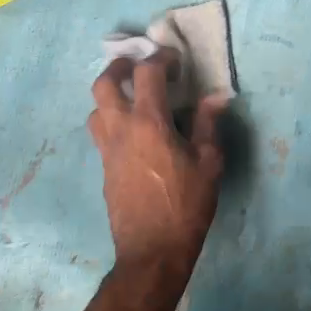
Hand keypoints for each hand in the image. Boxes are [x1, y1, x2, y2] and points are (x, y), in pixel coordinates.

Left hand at [86, 54, 227, 274]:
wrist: (152, 252)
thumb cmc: (185, 206)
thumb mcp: (208, 163)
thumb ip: (207, 124)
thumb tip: (214, 96)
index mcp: (149, 122)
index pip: (146, 72)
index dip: (161, 58)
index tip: (176, 63)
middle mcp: (121, 129)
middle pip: (104, 83)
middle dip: (120, 67)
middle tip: (139, 67)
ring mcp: (108, 150)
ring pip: (96, 108)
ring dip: (111, 95)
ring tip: (132, 98)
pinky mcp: (104, 169)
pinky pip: (100, 132)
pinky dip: (112, 120)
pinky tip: (133, 131)